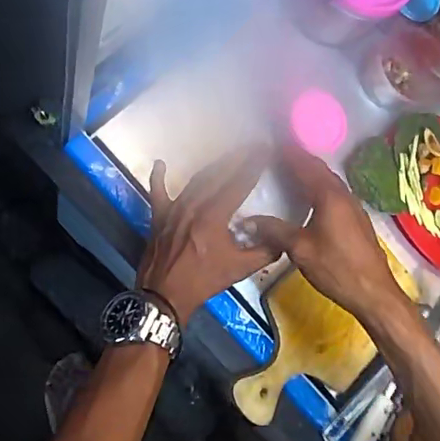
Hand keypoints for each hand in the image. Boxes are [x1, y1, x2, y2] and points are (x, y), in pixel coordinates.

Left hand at [136, 147, 278, 322]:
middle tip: (251, 146)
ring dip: (212, 167)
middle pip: (216, 176)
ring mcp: (173, 210)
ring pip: (195, 181)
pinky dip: (158, 177)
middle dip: (236, 159)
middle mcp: (192, 206)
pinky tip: (160, 164)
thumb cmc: (202, 281)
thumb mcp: (239, 269)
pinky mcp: (158, 216)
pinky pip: (157, 192)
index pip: (237, 184)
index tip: (265, 150)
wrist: (164, 294)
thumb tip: (282, 239)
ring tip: (227, 156)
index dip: (253, 165)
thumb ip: (264, 252)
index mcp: (213, 216)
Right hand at [243, 144, 417, 331]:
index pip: (305, 165)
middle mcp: (343, 195)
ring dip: (308, 172)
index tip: (271, 141)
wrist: (374, 294)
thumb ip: (274, 230)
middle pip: (318, 169)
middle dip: (298, 158)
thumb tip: (248, 220)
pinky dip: (317, 186)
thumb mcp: (299, 249)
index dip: (288, 152)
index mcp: (328, 197)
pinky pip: (333, 193)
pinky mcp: (356, 220)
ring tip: (287, 170)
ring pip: (327, 181)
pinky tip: (306, 196)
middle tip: (276, 152)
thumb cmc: (336, 268)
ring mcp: (352, 207)